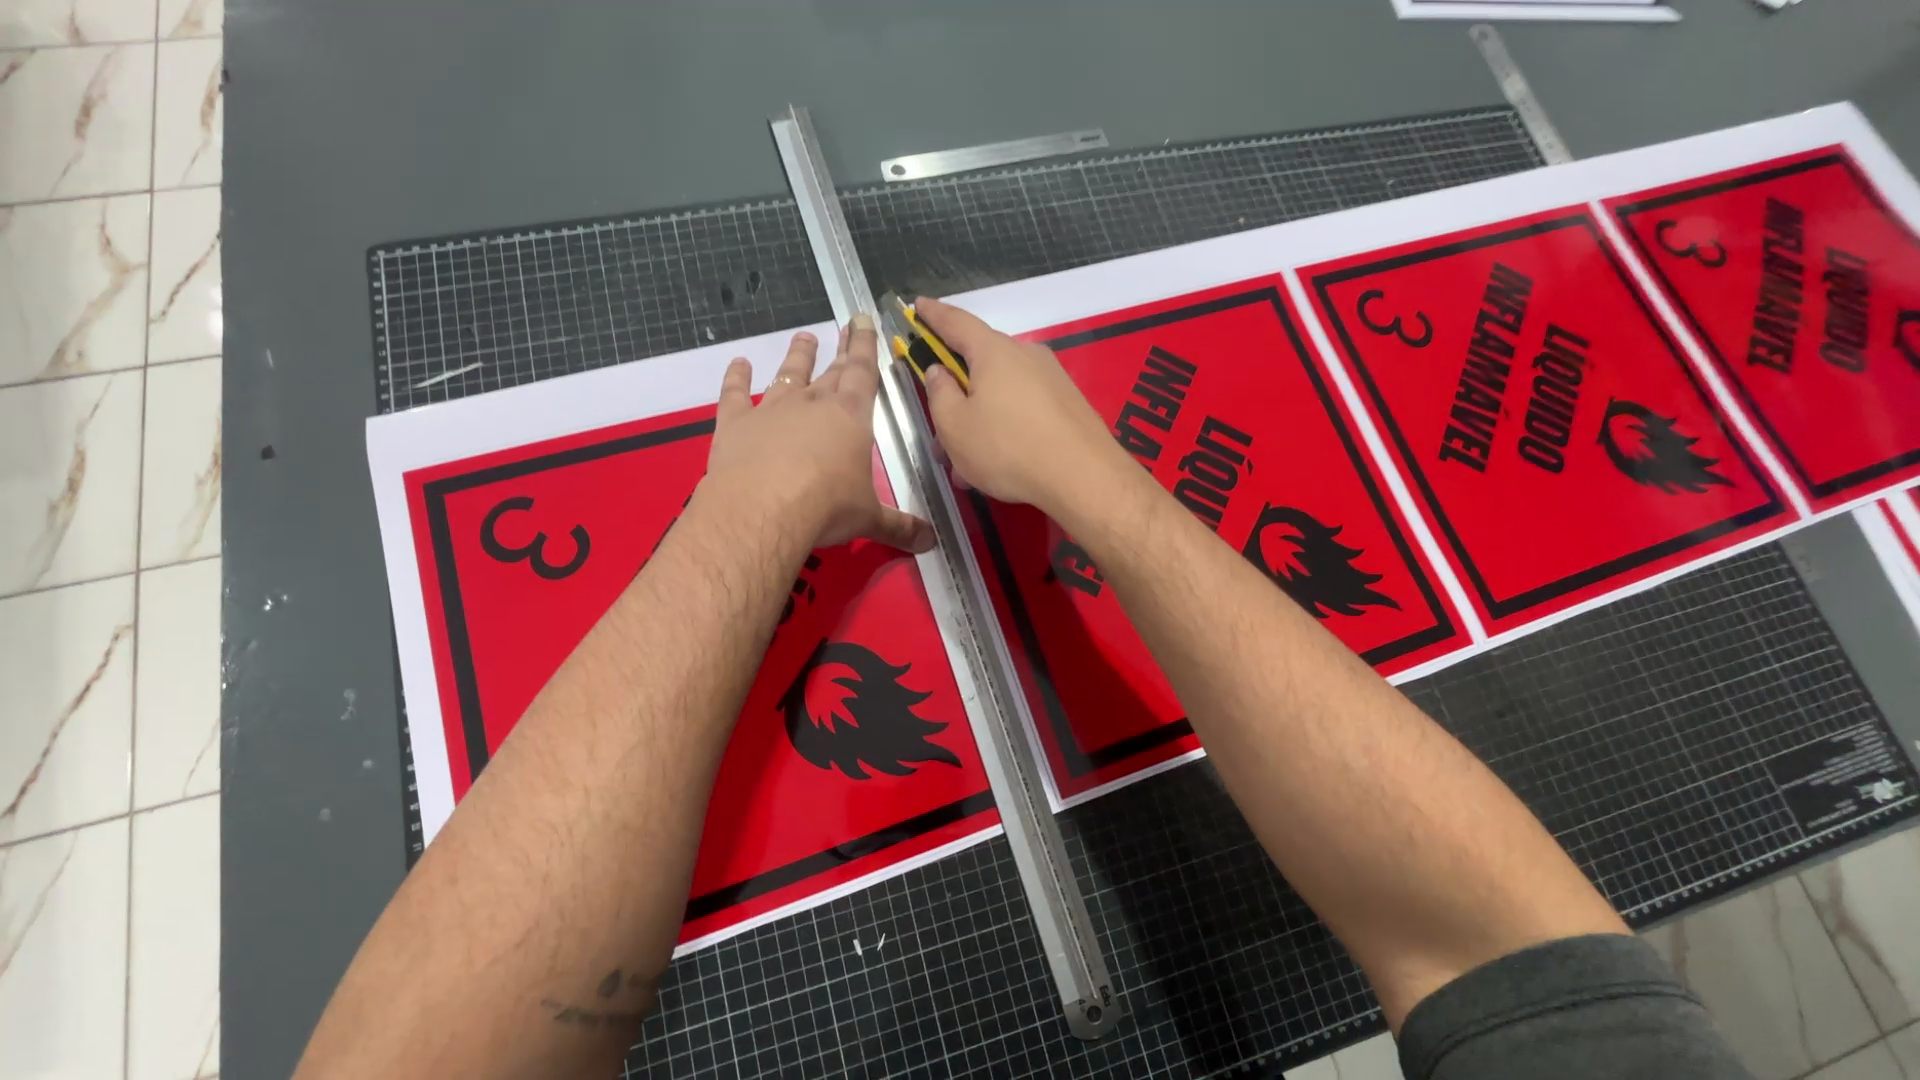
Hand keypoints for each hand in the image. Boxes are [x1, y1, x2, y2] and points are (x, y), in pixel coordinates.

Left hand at [704, 319, 933, 552]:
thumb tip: (931, 543)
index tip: (863, 320)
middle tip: (844, 326)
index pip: (863, 373)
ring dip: (796, 357)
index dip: (865, 346)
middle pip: (831, 370)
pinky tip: (737, 364)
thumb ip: (899, 527)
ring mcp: (772, 410)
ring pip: (787, 375)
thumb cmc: (826, 507)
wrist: (763, 508)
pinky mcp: (736, 423)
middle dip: (841, 349)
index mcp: (852, 417)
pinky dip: (735, 378)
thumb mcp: (869, 519)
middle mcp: (813, 404)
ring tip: (803, 337)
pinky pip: (735, 394)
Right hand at [916, 297, 1132, 512]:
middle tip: (938, 435)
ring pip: (1000, 396)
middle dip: (954, 398)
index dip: (933, 315)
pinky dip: (1002, 433)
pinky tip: (995, 469)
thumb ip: (939, 394)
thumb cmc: (1008, 448)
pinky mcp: (1067, 406)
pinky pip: (1023, 412)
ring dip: (977, 425)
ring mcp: (1051, 380)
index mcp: (994, 351)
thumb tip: (940, 372)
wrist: (1084, 477)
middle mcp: (1025, 356)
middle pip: (979, 367)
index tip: (918, 305)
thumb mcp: (955, 427)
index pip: (956, 322)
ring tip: (964, 468)